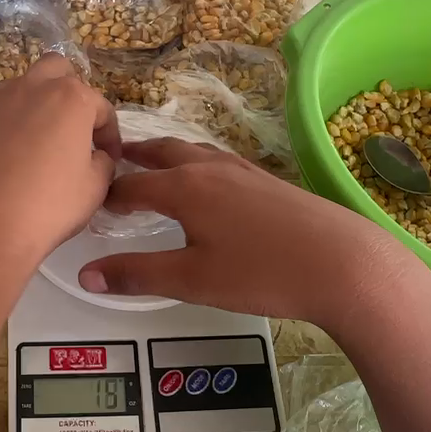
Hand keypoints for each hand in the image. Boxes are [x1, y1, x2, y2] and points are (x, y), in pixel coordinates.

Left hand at [0, 53, 119, 271]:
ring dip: (31, 108)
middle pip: (55, 69)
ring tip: (32, 145)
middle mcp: (28, 89)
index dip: (109, 133)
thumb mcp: (95, 188)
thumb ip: (101, 162)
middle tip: (70, 129)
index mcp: (69, 99)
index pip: (100, 106)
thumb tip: (94, 156)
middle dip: (68, 92)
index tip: (109, 157)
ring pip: (17, 89)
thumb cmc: (48, 207)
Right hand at [77, 139, 430, 332]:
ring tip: (157, 160)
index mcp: (185, 187)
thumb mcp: (191, 280)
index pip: (133, 185)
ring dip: (169, 154)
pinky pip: (221, 160)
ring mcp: (245, 171)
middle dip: (137, 156)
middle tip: (116, 156)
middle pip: (164, 153)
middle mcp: (211, 169)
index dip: (109, 196)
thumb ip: (137, 274)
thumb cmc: (261, 272)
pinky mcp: (271, 182)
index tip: (91, 206)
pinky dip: (199, 162)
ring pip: (196, 152)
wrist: (344, 264)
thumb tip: (86, 275)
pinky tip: (212, 179)